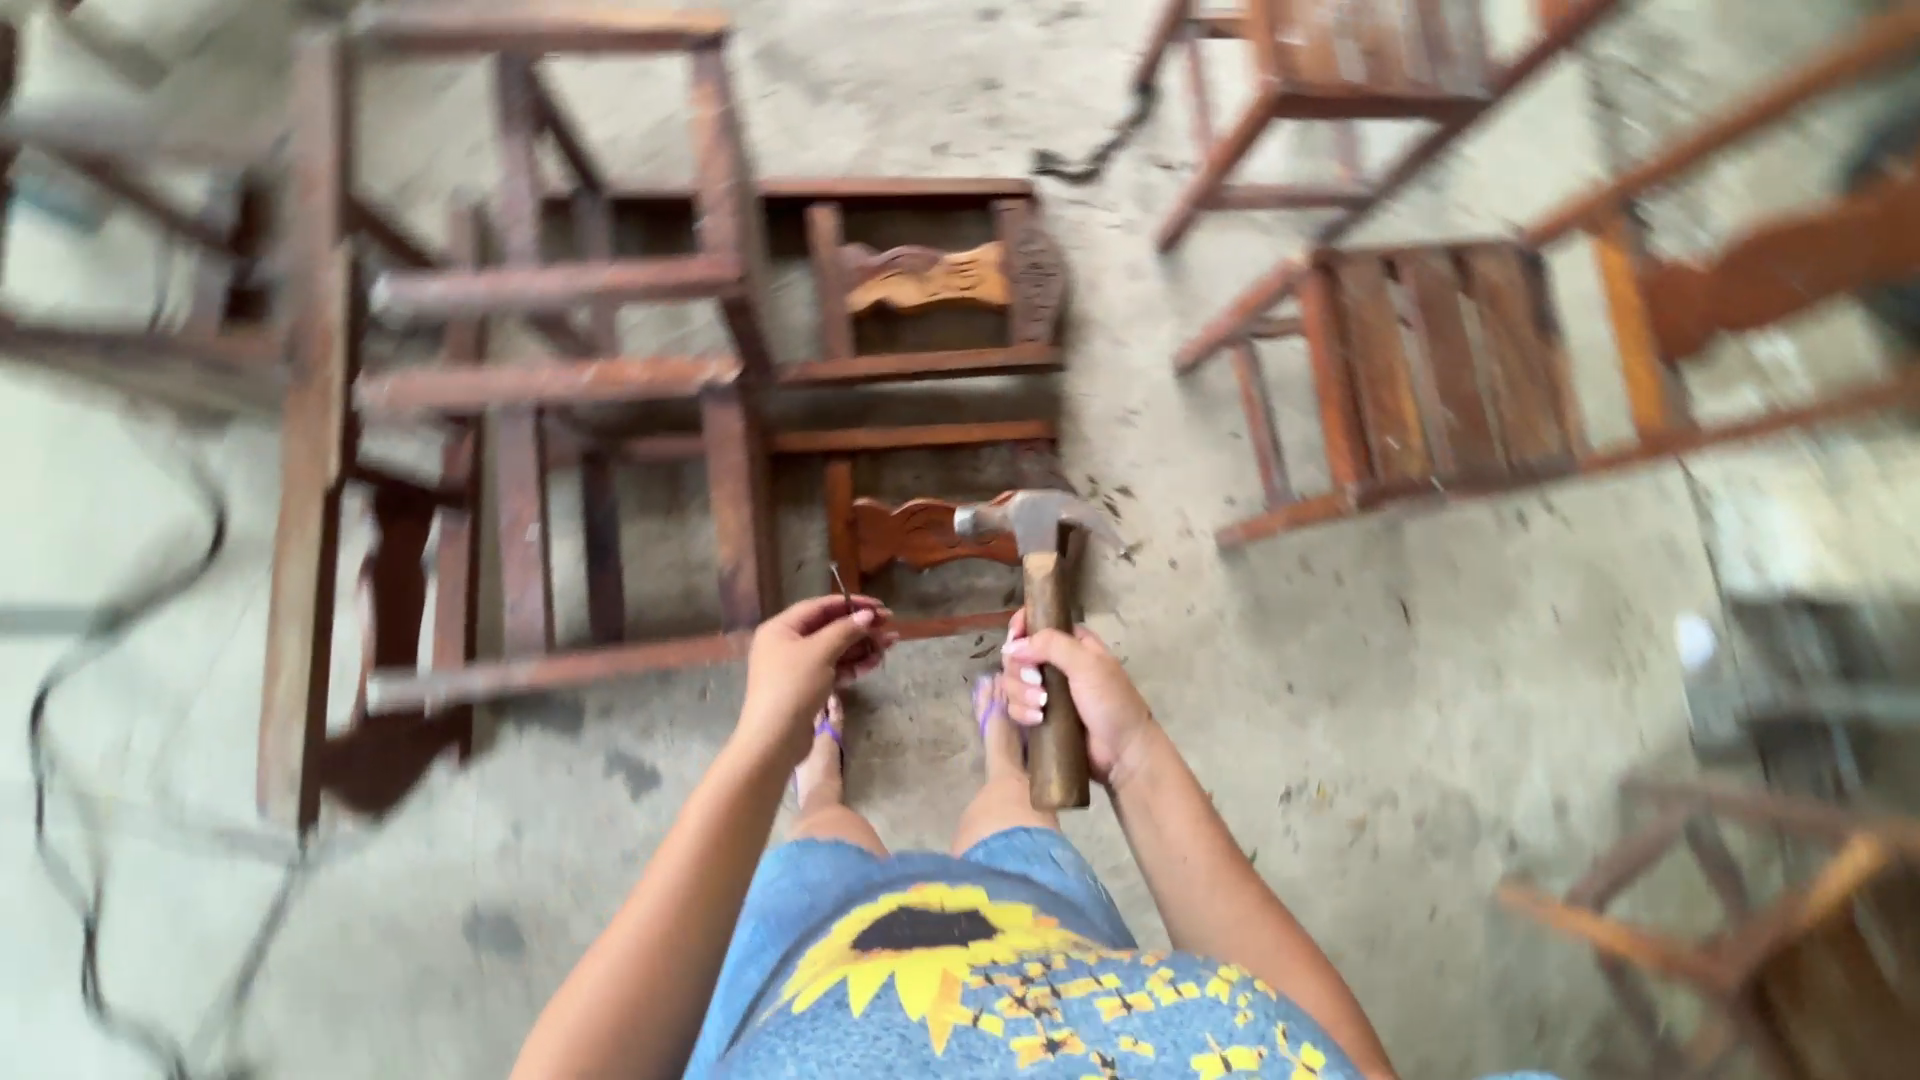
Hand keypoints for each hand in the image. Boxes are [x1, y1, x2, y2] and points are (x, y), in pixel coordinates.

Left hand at [736, 594, 896, 765]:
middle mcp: (787, 644)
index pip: (820, 607)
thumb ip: (846, 630)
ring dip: (862, 646)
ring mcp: (798, 667)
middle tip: (889, 625)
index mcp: (781, 628)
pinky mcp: (808, 688)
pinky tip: (875, 661)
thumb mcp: (821, 652)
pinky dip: (853, 665)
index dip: (851, 604)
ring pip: (835, 650)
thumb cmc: (793, 686)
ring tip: (891, 643)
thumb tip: (867, 615)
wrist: (775, 739)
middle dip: (860, 627)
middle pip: (829, 628)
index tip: (879, 606)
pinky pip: (834, 669)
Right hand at [998, 610, 1159, 786]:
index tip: (1013, 642)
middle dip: (1021, 670)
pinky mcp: (1038, 714)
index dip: (1020, 629)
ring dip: (1023, 694)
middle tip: (1038, 684)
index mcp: (1071, 642)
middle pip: (1017, 654)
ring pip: (1012, 681)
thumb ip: (1051, 645)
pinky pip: (1015, 706)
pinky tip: (1038, 720)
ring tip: (1042, 707)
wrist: (1122, 750)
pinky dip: (1022, 712)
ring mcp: (1045, 689)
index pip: (1036, 623)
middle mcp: (1055, 662)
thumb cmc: (1111, 701)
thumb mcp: (1087, 664)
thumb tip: (1012, 645)